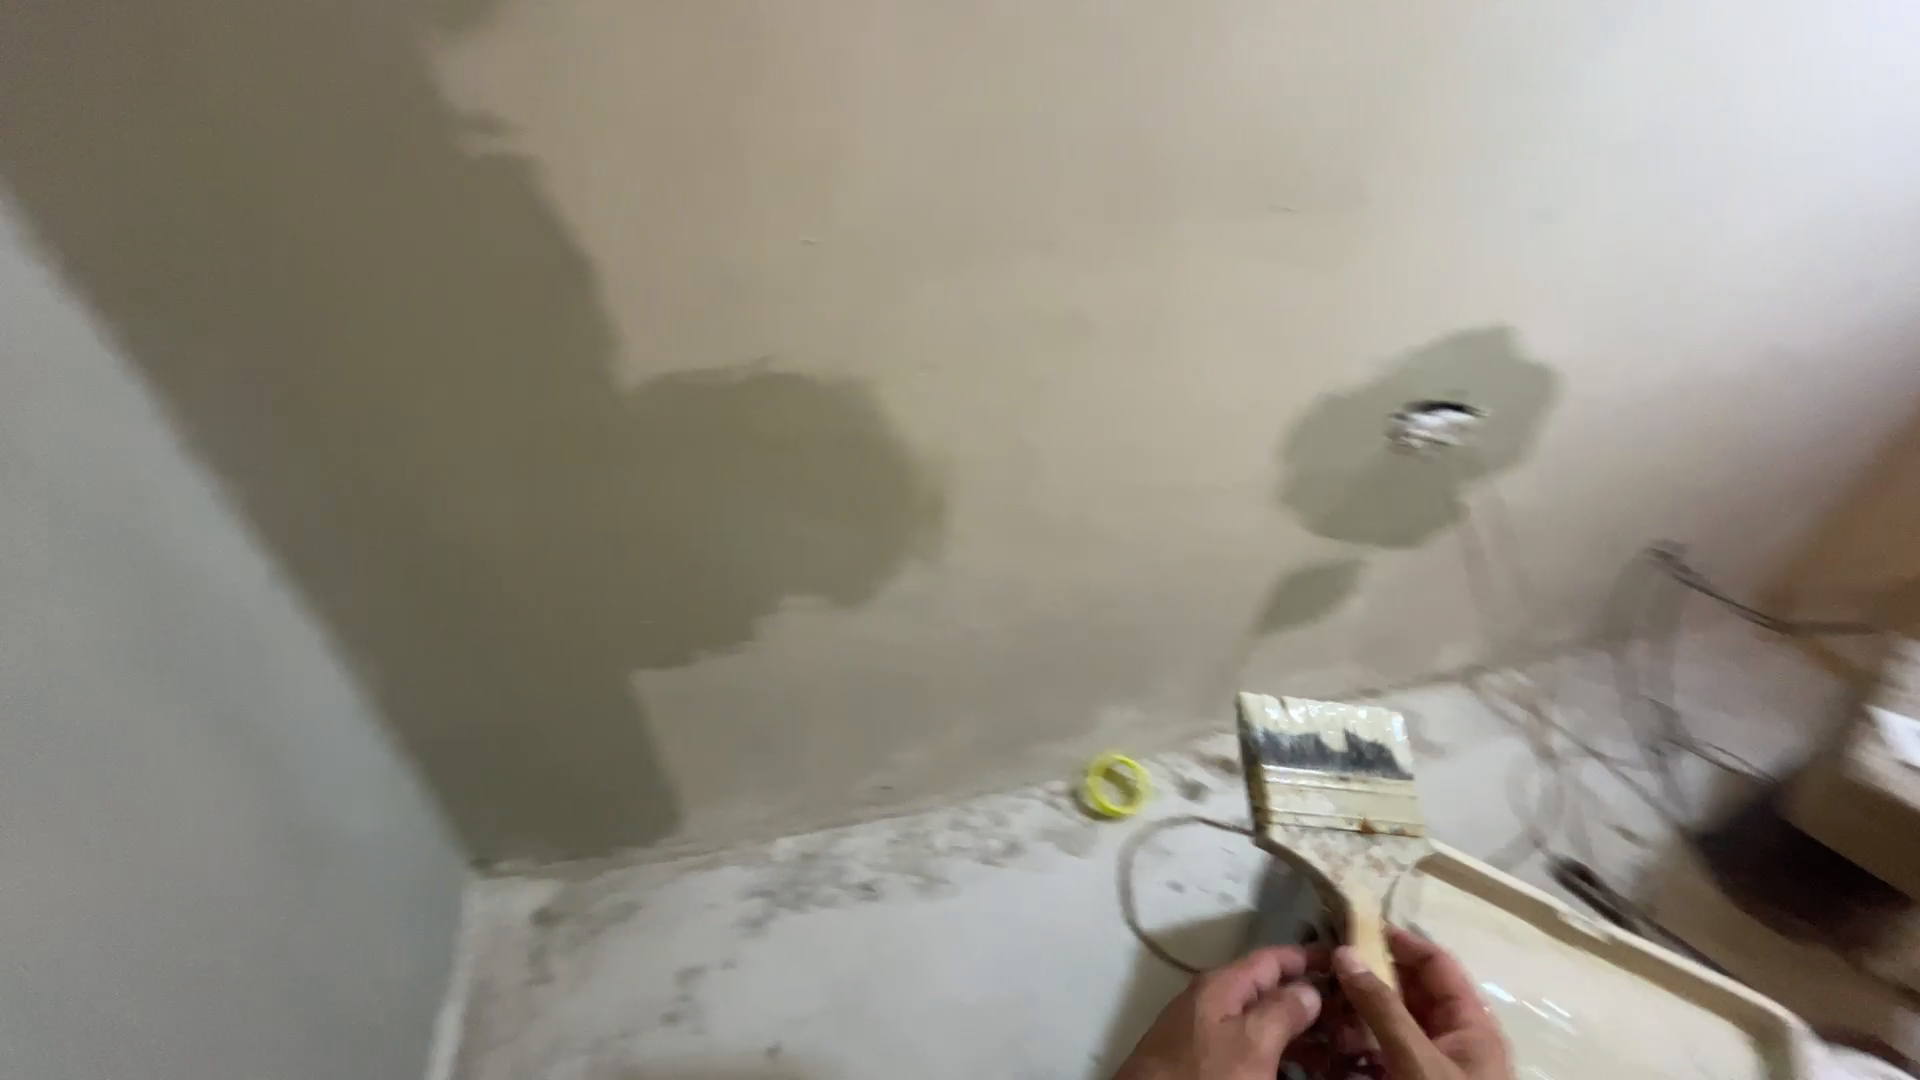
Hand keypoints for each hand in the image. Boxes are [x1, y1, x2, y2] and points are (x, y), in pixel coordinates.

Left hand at [1113, 947, 1324, 1079]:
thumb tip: (1309, 987)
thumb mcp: (1250, 1045)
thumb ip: (1280, 1012)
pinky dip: (1280, 1055)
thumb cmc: (1203, 1077)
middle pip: (1268, 991)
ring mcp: (1210, 1033)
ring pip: (1263, 1024)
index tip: (1345, 963)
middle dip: (1310, 1002)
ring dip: (1299, 1034)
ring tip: (1340, 1048)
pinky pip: (1252, 1049)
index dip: (1308, 957)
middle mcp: (1214, 1001)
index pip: (1271, 958)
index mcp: (1222, 986)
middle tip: (1353, 1019)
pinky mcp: (1209, 1062)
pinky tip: (1305, 1072)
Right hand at [1331, 928, 1511, 1079]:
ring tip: (1324, 1001)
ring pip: (1393, 1015)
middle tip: (1326, 963)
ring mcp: (1434, 1063)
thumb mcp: (1418, 1063)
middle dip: (1369, 972)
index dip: (1398, 939)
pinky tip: (1333, 1039)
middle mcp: (1455, 1037)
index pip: (1436, 962)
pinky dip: (1359, 1037)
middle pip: (1411, 986)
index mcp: (1472, 1026)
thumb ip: (1381, 1006)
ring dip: (1358, 1005)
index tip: (1351, 927)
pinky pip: (1383, 1047)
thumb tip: (1346, 951)